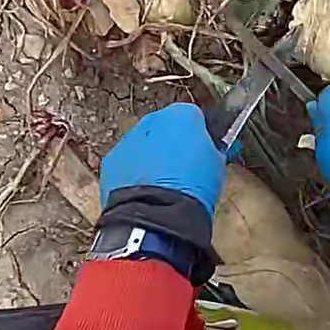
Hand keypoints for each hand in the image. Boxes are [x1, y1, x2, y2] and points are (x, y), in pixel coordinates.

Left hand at [99, 103, 225, 213]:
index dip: (200, 135)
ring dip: (153, 158)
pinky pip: (128, 162)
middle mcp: (153, 120)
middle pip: (167, 127)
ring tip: (165, 184)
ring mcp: (129, 139)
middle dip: (174, 143)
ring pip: (145, 144)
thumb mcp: (217, 164)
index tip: (203, 151)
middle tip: (186, 168)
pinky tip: (147, 191)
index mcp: (183, 115)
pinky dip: (135, 173)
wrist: (159, 213)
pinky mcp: (112, 160)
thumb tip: (211, 146)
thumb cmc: (194, 187)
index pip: (194, 117)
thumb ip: (212, 147)